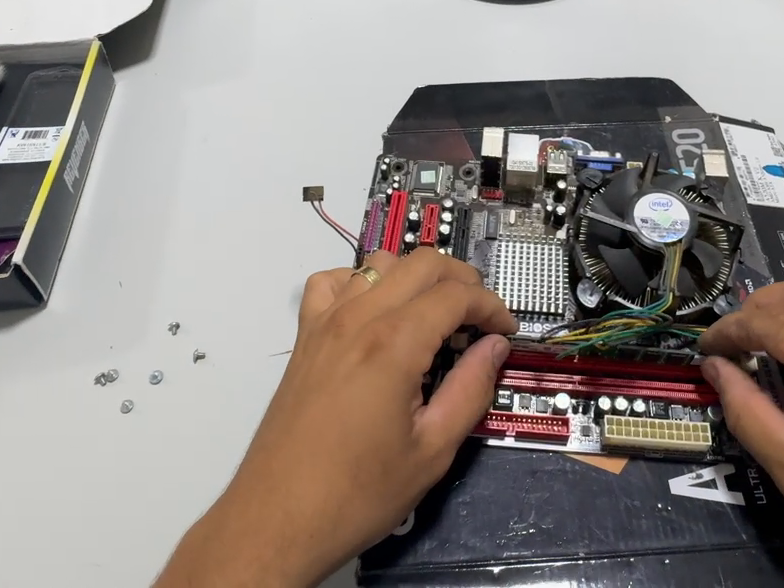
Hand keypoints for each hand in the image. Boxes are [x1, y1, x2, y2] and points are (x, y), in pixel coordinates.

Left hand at [159, 248, 516, 587]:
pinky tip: (375, 311)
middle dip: (463, 281)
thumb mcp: (432, 451)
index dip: (491, 305)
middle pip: (423, 263)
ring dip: (416, 276)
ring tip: (435, 313)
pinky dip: (361, 282)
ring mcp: (326, 320)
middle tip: (480, 319)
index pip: (456, 294)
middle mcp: (359, 316)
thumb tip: (494, 347)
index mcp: (395, 342)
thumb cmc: (358, 492)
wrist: (277, 520)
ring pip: (381, 263)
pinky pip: (332, 281)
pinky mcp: (305, 335)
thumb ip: (470, 389)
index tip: (506, 331)